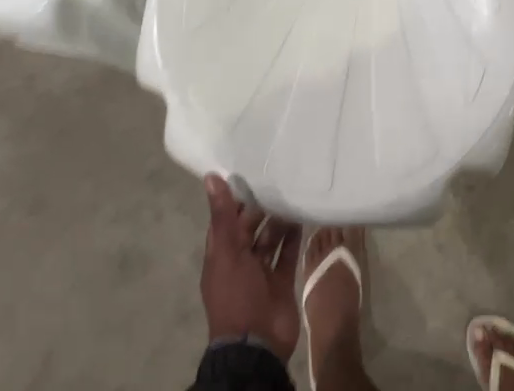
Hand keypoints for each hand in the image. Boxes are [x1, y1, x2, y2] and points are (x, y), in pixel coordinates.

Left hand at [200, 175, 302, 358]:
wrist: (257, 344)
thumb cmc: (236, 295)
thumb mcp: (226, 252)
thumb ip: (223, 216)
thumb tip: (210, 177)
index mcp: (221, 253)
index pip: (225, 219)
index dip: (234, 198)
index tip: (248, 170)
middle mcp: (240, 260)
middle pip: (250, 227)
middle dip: (261, 207)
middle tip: (278, 178)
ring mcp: (262, 272)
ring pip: (270, 239)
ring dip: (279, 221)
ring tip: (293, 193)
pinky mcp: (282, 281)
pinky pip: (288, 255)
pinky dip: (294, 238)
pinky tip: (302, 218)